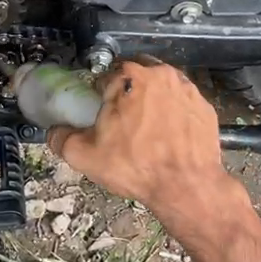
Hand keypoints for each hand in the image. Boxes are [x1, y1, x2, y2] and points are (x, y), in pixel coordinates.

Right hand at [47, 61, 244, 227]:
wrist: (186, 186)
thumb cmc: (136, 167)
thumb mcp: (84, 156)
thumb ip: (61, 138)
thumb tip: (55, 132)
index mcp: (127, 77)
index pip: (105, 78)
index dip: (100, 98)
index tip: (102, 117)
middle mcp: (159, 75)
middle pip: (135, 77)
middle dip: (127, 95)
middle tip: (124, 123)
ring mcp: (186, 89)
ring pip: (160, 88)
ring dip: (151, 102)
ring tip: (146, 132)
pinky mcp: (204, 106)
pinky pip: (181, 104)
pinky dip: (173, 115)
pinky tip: (167, 137)